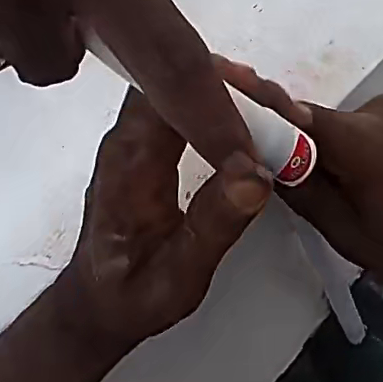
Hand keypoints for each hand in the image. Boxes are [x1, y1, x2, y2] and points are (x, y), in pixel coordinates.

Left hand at [48, 89, 271, 353]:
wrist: (97, 302)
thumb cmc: (131, 296)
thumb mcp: (178, 277)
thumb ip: (213, 226)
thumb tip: (255, 174)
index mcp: (130, 161)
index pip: (168, 96)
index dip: (221, 91)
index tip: (272, 109)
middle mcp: (130, 135)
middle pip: (177, 78)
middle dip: (236, 83)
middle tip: (285, 109)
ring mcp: (139, 133)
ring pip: (184, 84)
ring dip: (234, 90)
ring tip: (280, 112)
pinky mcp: (152, 139)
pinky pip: (187, 102)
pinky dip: (225, 104)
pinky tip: (257, 119)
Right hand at [218, 60, 382, 318]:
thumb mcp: (347, 233)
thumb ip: (301, 190)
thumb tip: (264, 158)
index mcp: (360, 140)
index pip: (293, 111)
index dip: (255, 95)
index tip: (221, 71)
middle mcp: (381, 109)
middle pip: (321, 121)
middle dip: (313, 149)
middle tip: (330, 195)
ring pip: (349, 124)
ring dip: (344, 149)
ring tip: (375, 196)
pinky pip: (375, 123)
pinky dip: (370, 145)